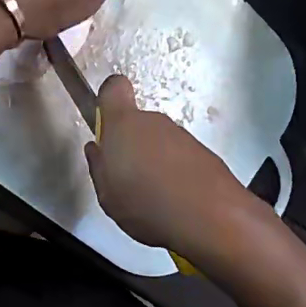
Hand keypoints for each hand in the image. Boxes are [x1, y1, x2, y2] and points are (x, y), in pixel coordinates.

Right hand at [83, 74, 252, 257]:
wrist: (210, 218)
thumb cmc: (148, 205)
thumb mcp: (108, 195)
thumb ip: (98, 167)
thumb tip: (96, 150)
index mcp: (124, 125)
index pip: (114, 88)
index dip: (108, 99)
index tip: (105, 123)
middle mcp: (155, 122)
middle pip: (137, 121)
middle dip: (131, 143)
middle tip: (126, 176)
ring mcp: (182, 136)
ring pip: (160, 141)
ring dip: (155, 160)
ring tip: (152, 195)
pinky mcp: (204, 152)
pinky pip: (181, 156)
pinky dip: (176, 171)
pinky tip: (174, 199)